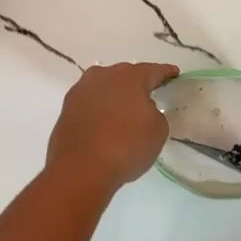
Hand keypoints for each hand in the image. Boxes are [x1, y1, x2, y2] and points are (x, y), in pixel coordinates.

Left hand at [45, 62, 178, 190]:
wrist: (81, 169)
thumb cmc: (126, 147)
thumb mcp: (158, 130)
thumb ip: (155, 113)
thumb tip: (142, 110)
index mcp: (130, 78)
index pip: (153, 70)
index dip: (166, 73)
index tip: (174, 73)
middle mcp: (103, 76)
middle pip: (126, 75)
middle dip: (138, 82)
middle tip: (149, 94)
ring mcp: (81, 91)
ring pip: (105, 86)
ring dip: (116, 94)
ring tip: (125, 108)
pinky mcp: (67, 108)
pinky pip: (91, 102)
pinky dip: (100, 108)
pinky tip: (105, 120)